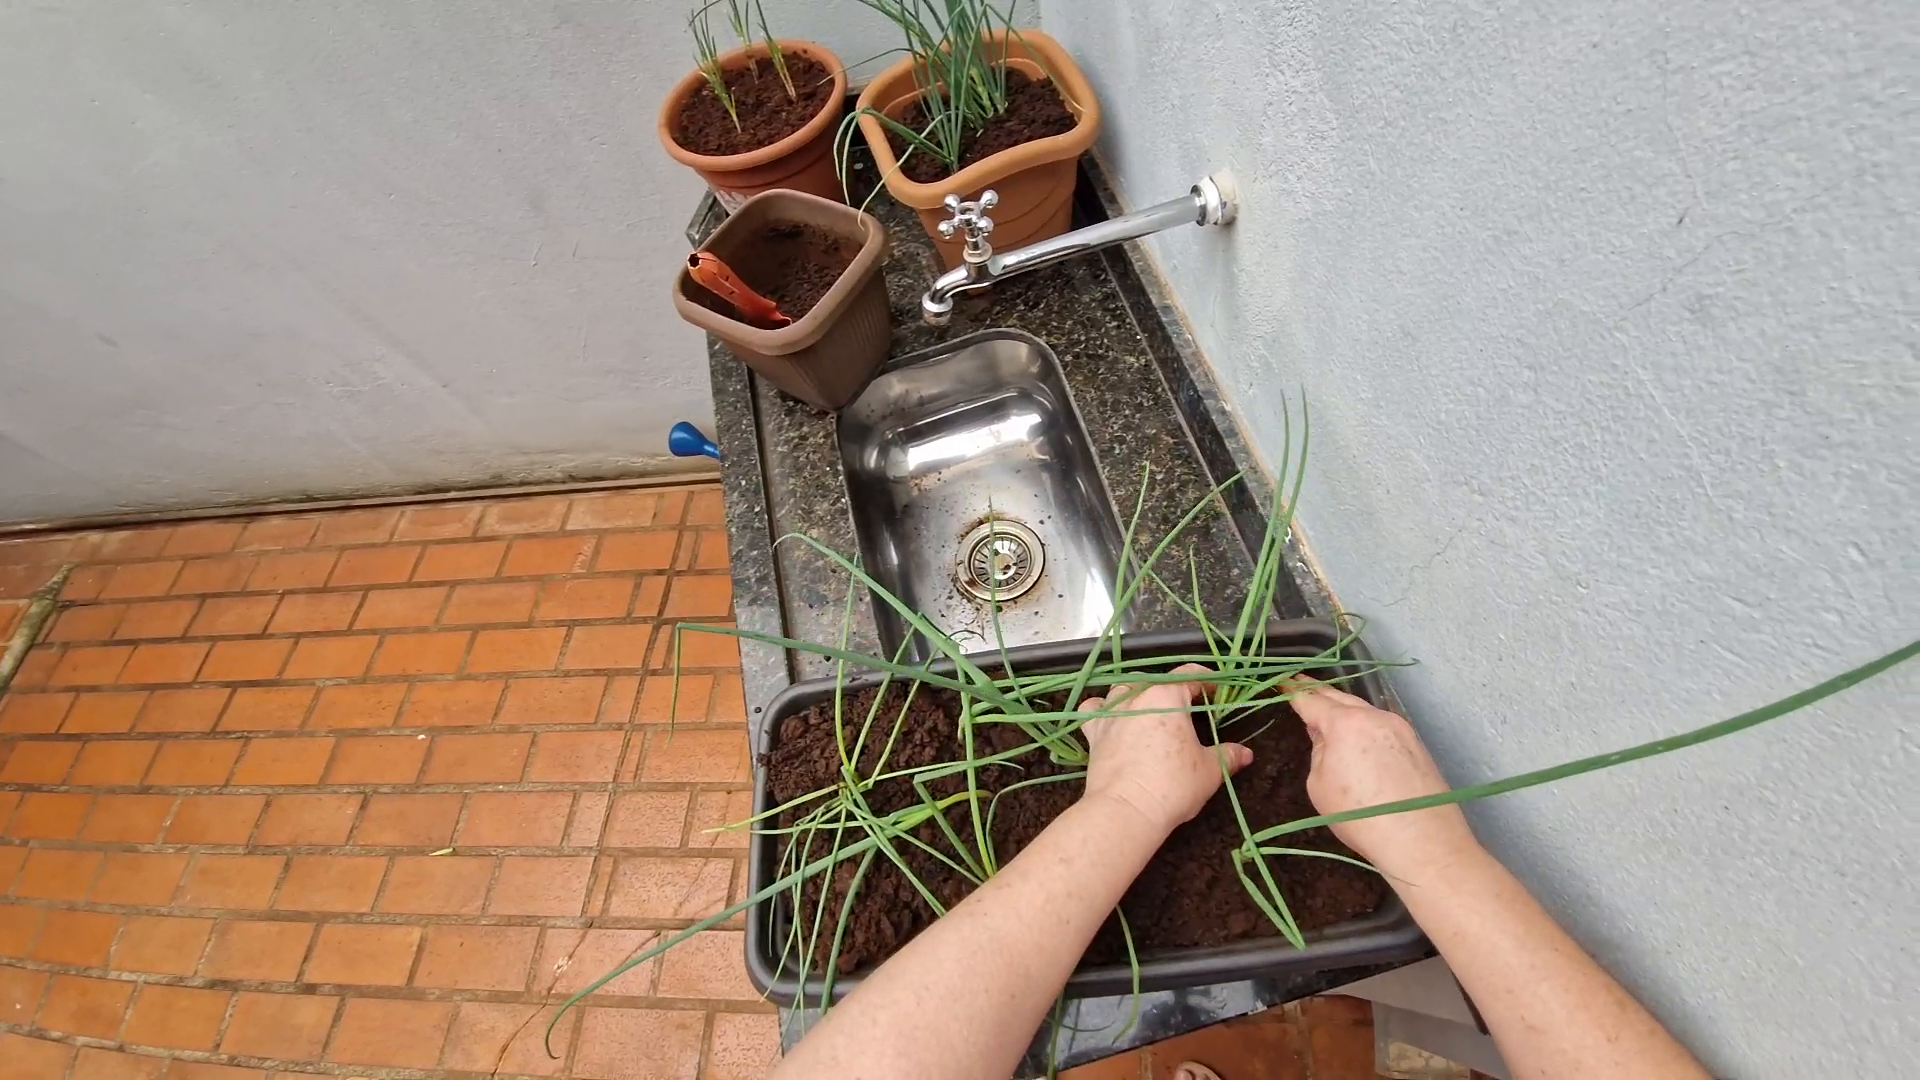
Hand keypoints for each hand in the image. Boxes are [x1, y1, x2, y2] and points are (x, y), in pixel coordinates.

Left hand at [1080, 664, 1252, 835]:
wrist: (1127, 808)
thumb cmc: (1172, 785)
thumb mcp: (1209, 771)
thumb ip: (1227, 755)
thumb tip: (1245, 752)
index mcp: (1167, 695)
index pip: (1190, 675)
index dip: (1207, 681)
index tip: (1218, 692)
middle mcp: (1136, 695)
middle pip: (1157, 681)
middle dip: (1174, 691)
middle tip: (1190, 711)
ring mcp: (1111, 711)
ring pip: (1124, 688)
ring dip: (1139, 694)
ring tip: (1151, 710)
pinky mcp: (1094, 730)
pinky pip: (1094, 708)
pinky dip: (1102, 709)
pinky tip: (1111, 717)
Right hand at [1290, 680, 1479, 879]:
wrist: (1424, 844)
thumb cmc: (1362, 817)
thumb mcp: (1319, 784)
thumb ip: (1319, 751)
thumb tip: (1326, 738)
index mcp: (1346, 723)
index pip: (1311, 698)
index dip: (1292, 690)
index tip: (1280, 682)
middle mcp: (1375, 716)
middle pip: (1339, 696)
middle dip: (1317, 691)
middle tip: (1298, 685)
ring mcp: (1400, 728)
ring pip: (1362, 709)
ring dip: (1342, 708)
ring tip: (1325, 713)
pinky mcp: (1416, 745)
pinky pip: (1380, 724)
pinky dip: (1362, 723)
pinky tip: (1356, 736)